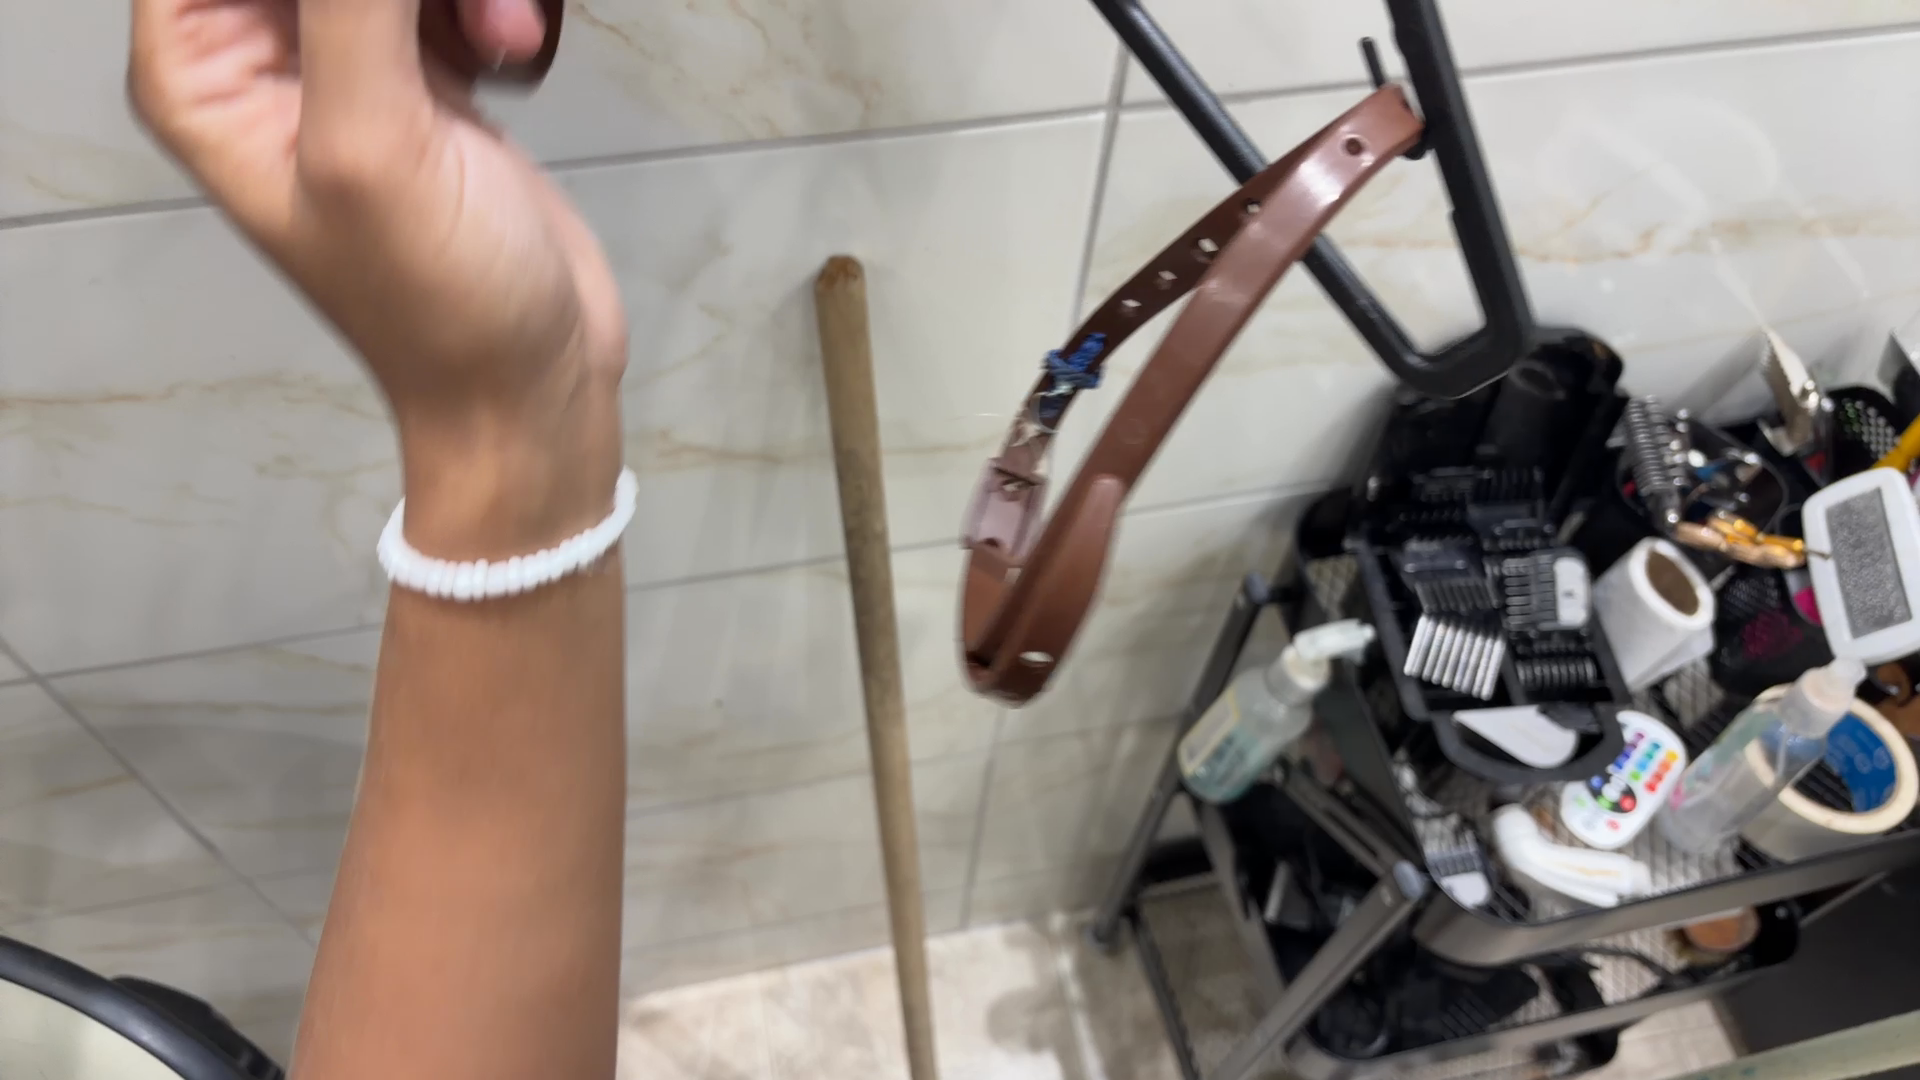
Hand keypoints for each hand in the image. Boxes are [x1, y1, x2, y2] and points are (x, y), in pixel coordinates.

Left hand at [129, 0, 626, 557]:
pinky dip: (487, 16)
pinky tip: (514, 55)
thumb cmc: (444, 298)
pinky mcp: (444, 106)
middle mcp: (276, 68)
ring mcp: (368, 84)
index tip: (404, 9)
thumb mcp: (373, 150)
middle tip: (482, 19)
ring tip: (510, 41)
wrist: (535, 382)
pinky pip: (448, 13)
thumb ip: (349, 9)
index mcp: (208, 73)